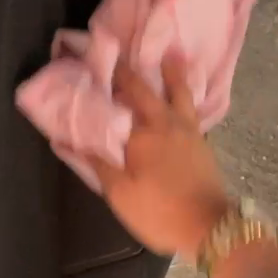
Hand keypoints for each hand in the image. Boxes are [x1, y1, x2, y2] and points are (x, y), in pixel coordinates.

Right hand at [91, 54, 229, 260]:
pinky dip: (185, 92)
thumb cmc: (159, 211)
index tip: (90, 62)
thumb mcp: (120, 194)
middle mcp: (165, 123)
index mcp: (142, 134)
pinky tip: (182, 90)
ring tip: (168, 54)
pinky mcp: (201, 139)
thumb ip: (97, 163)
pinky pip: (191, 105)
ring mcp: (188, 129)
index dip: (104, 80)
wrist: (209, 227)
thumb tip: (68, 139)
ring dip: (171, 72)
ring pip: (179, 92)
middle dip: (130, 69)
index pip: (118, 100)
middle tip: (119, 50)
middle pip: (146, 88)